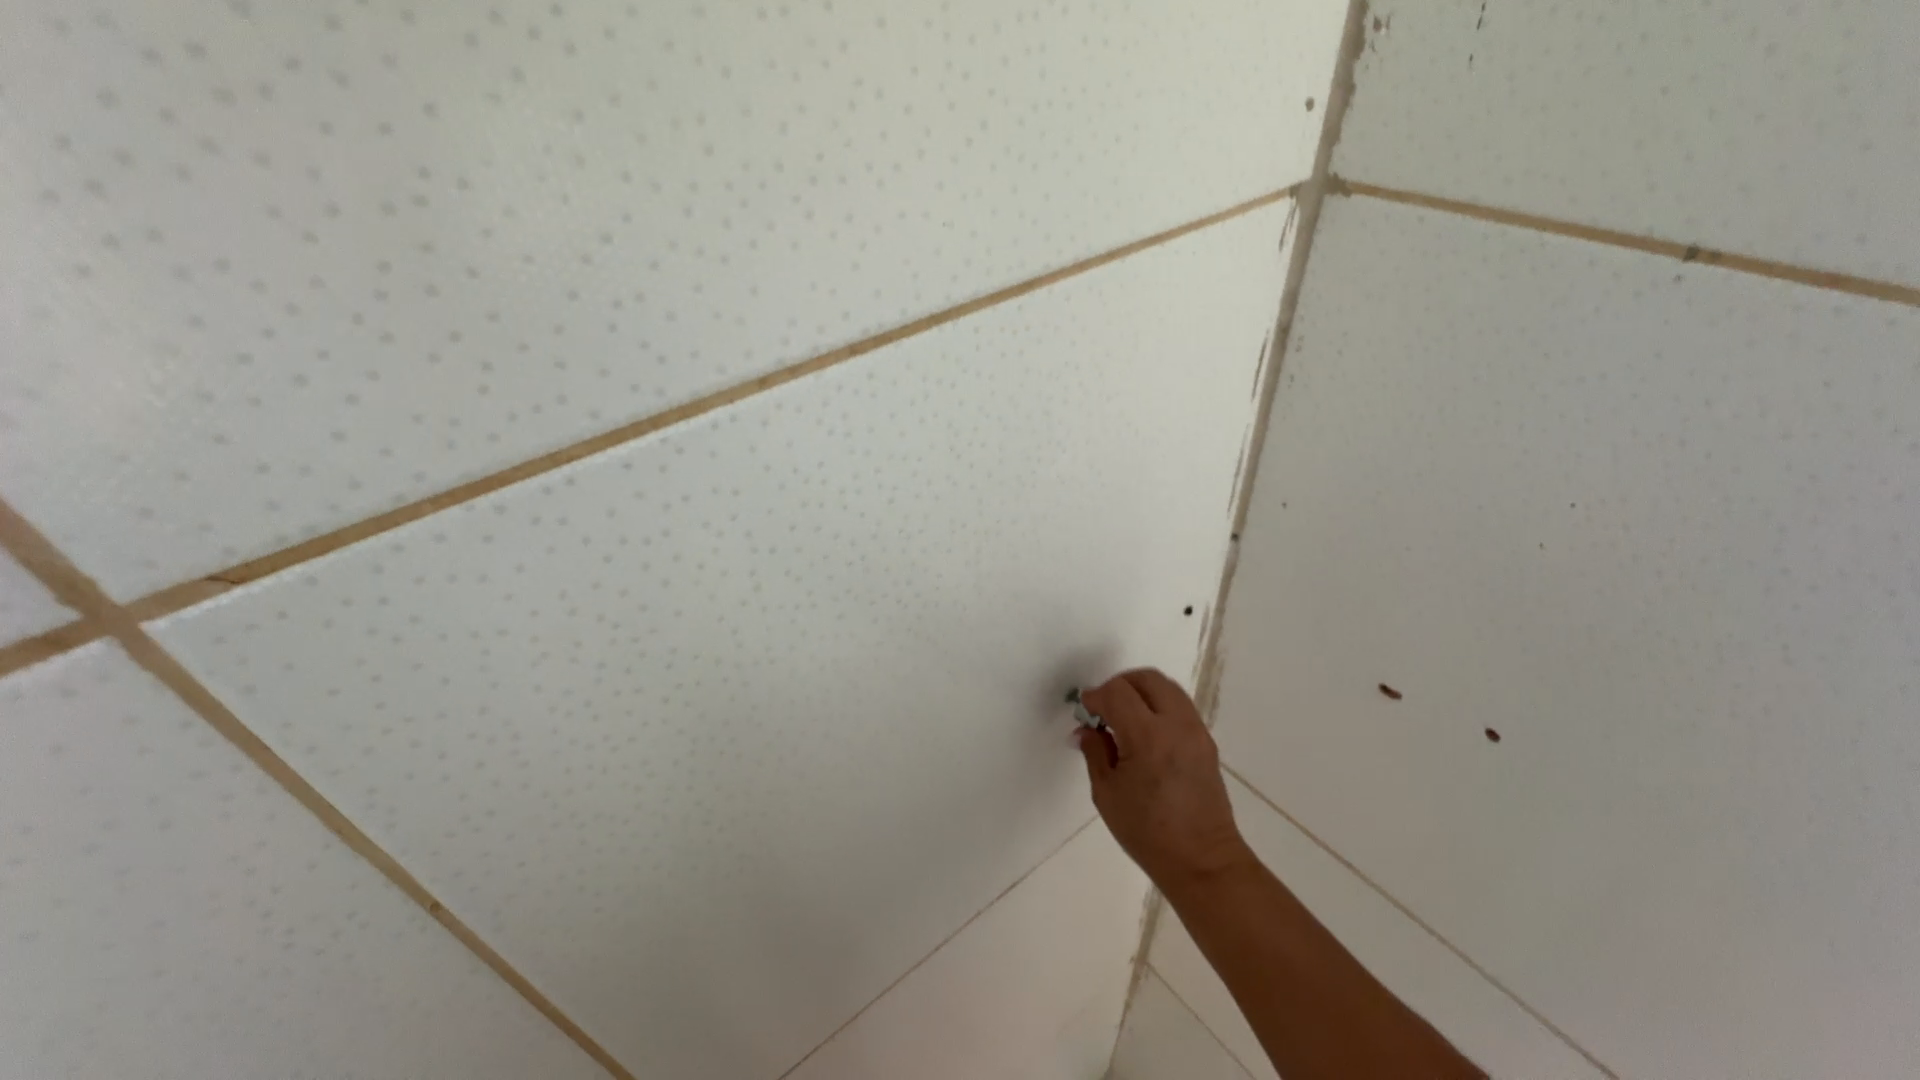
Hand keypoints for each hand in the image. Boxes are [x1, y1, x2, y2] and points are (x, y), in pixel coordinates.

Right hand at [1076, 669, 1251, 894]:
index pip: (1117, 692)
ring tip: (1123, 718)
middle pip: (1147, 679)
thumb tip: (1086, 729)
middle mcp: (1176, 725)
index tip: (1084, 709)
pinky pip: (1180, 707)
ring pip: (1167, 689)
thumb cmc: (1147, 832)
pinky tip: (1144, 733)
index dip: (1095, 696)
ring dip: (1141, 693)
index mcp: (1147, 737)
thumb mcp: (1107, 793)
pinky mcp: (1207, 743)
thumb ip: (1095, 752)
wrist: (1202, 860)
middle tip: (1103, 707)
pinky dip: (1159, 707)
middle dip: (1120, 685)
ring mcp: (1196, 731)